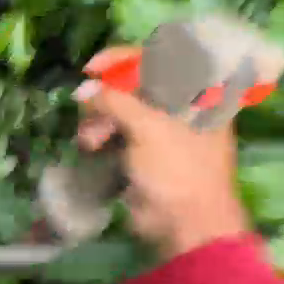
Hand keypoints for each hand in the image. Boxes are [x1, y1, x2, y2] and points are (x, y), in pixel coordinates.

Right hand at [75, 48, 250, 258]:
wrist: (184, 224)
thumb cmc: (178, 171)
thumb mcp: (149, 128)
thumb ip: (115, 101)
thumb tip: (84, 90)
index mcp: (199, 97)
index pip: (162, 59)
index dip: (124, 59)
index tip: (92, 69)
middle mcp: (183, 108)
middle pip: (135, 84)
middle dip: (105, 96)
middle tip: (86, 108)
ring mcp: (163, 129)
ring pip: (120, 107)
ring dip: (98, 119)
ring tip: (89, 139)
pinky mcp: (145, 149)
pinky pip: (116, 128)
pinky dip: (100, 133)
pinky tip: (91, 146)